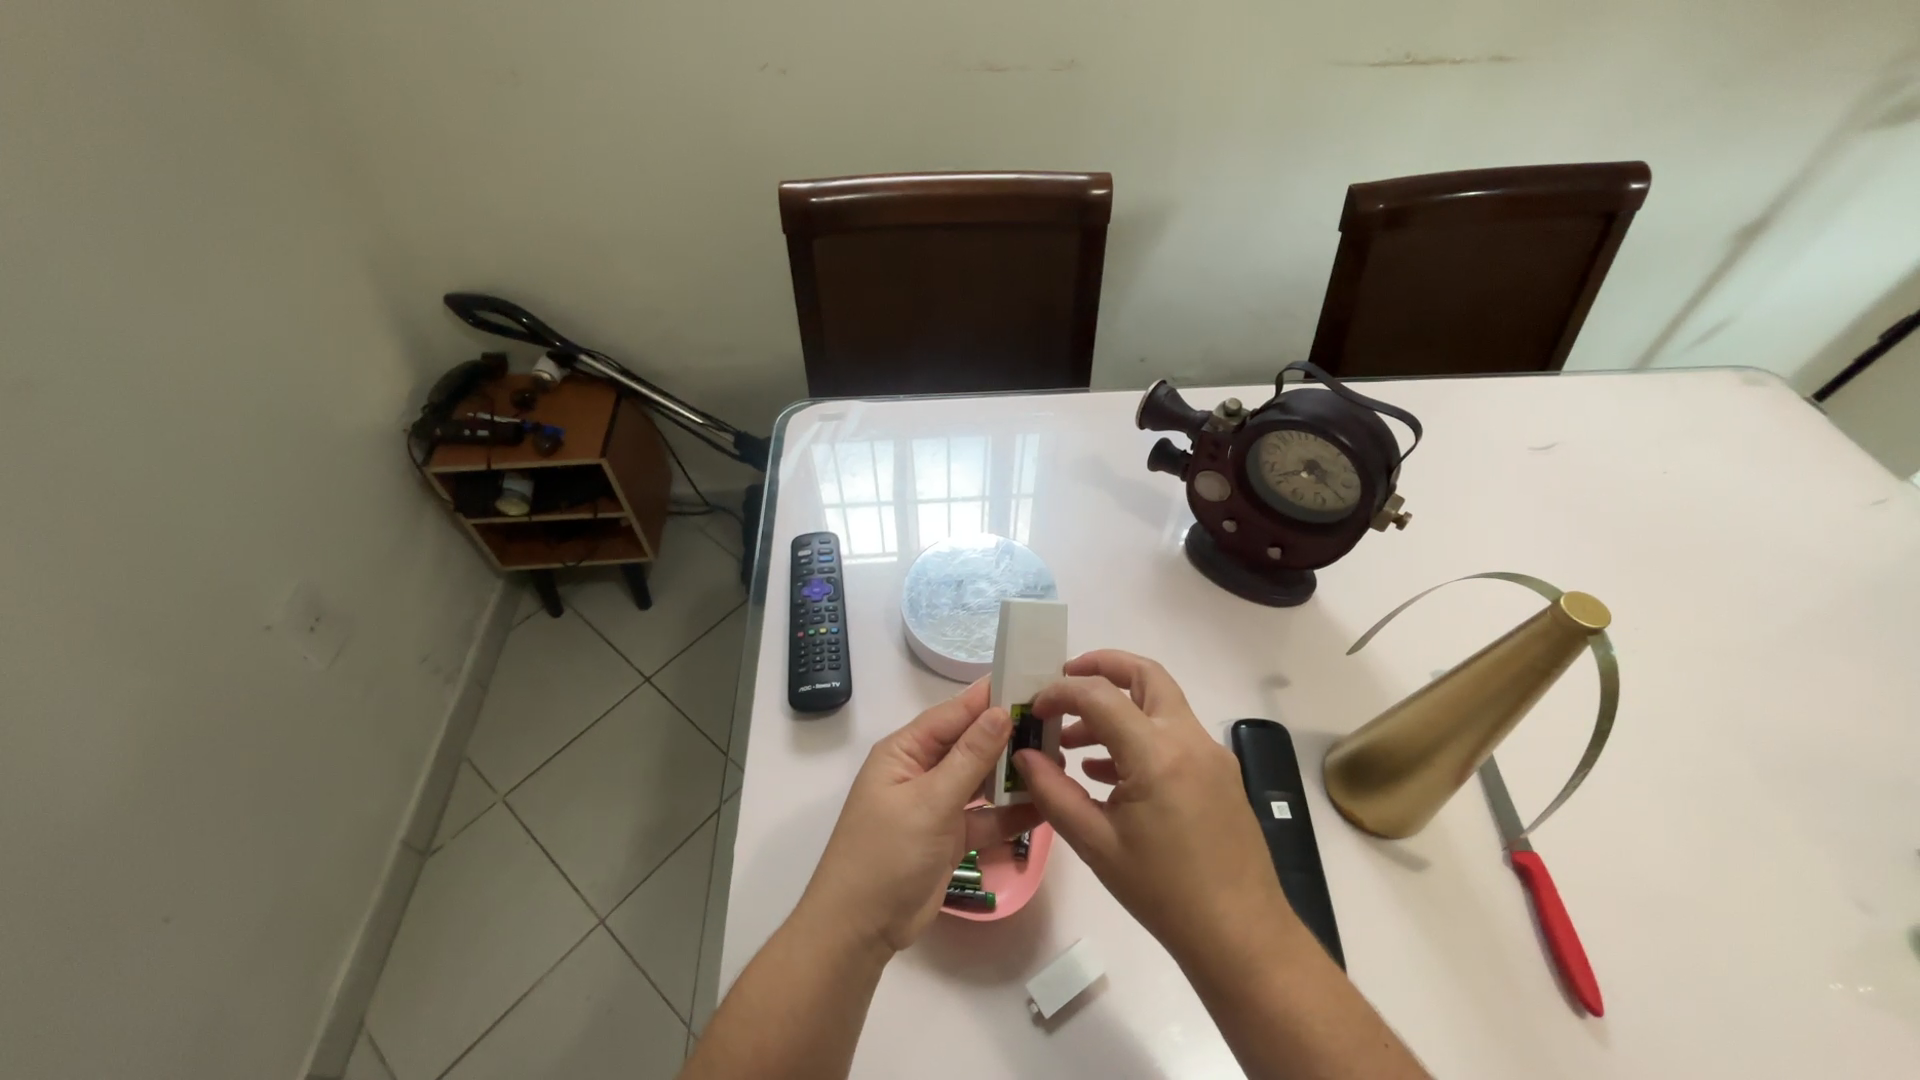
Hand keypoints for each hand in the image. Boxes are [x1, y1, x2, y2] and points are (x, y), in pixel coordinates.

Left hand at [795, 678, 1040, 956]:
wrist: (860, 928)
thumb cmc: (886, 854)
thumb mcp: (930, 801)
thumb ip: (969, 758)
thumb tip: (1000, 711)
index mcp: (905, 751)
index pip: (953, 713)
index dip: (990, 698)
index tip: (1032, 680)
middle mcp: (922, 770)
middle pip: (971, 744)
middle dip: (1010, 735)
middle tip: (1059, 724)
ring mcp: (937, 804)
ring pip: (982, 779)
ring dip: (1014, 773)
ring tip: (1059, 759)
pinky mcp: (951, 836)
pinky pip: (986, 816)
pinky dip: (1011, 812)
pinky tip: (1046, 805)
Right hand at [1013, 651, 1290, 961]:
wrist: (1241, 935)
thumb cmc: (1163, 893)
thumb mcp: (1095, 844)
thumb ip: (1053, 792)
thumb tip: (1023, 756)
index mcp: (1157, 754)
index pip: (1100, 695)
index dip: (1060, 692)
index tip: (1033, 708)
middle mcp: (1189, 740)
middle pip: (1146, 675)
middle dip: (1101, 667)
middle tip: (1062, 678)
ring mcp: (1211, 755)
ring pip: (1160, 704)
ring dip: (1118, 706)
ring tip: (1072, 740)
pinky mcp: (1220, 774)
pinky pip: (1173, 735)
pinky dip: (1138, 734)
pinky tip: (1105, 771)